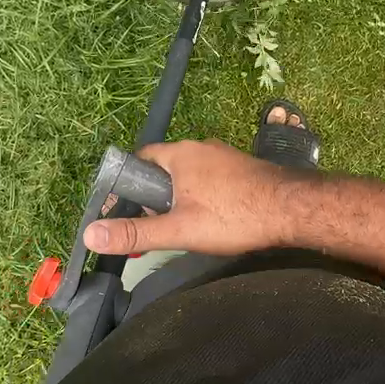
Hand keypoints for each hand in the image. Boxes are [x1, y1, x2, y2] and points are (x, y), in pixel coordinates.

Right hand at [82, 139, 298, 256]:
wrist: (293, 209)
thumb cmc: (234, 216)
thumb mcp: (179, 229)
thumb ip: (136, 232)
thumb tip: (91, 235)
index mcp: (181, 154)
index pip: (141, 160)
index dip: (128, 185)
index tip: (123, 212)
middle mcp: (202, 148)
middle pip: (165, 169)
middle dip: (154, 197)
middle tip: (153, 227)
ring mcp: (225, 157)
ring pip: (190, 177)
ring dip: (180, 199)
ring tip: (180, 229)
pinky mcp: (243, 170)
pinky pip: (212, 181)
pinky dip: (203, 198)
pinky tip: (211, 221)